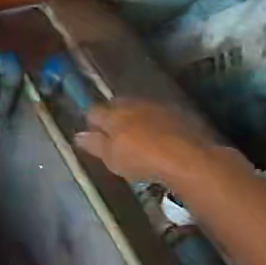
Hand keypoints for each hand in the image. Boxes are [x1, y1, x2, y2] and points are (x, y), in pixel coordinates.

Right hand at [73, 98, 228, 185]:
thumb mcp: (111, 158)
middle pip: (117, 106)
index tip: (93, 136)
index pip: (94, 112)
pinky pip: (160, 115)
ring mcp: (158, 107)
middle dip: (114, 117)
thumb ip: (94, 145)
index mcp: (113, 115)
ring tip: (138, 139)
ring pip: (140, 109)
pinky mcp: (180, 113)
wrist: (187, 158)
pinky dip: (156, 124)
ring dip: (136, 120)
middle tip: (115, 137)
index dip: (92, 123)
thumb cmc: (140, 160)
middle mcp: (134, 104)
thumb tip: (78, 135)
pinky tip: (160, 139)